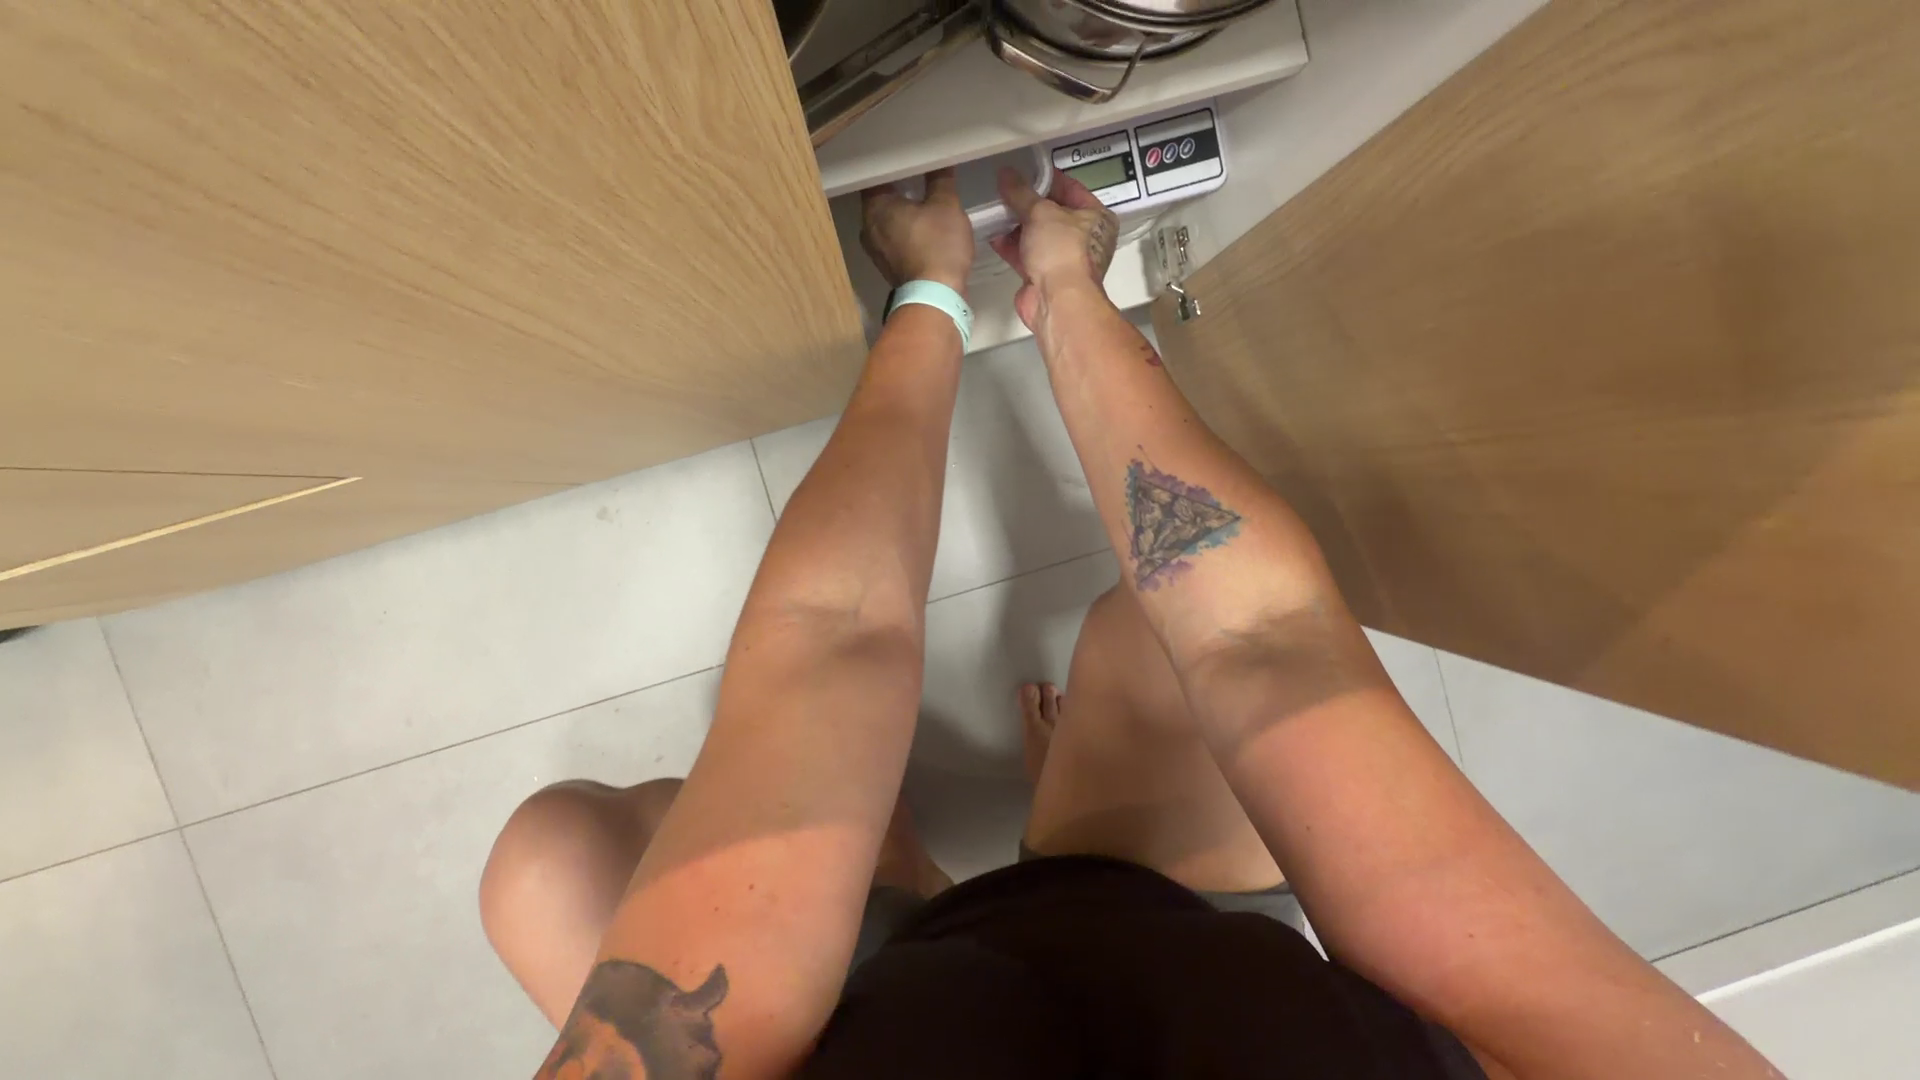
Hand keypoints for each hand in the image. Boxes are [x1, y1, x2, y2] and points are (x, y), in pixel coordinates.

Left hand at [860, 167, 974, 294]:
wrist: (935, 296)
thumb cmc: (938, 246)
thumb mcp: (946, 206)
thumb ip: (941, 180)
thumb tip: (941, 162)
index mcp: (874, 208)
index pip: (876, 176)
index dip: (893, 166)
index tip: (907, 159)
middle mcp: (867, 228)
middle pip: (880, 201)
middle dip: (897, 190)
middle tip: (916, 176)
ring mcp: (875, 251)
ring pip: (887, 223)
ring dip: (901, 214)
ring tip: (921, 201)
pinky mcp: (888, 268)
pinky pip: (894, 241)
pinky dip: (905, 233)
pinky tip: (921, 228)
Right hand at [991, 168, 1120, 328]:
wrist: (1056, 301)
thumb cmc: (1061, 250)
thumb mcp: (1040, 212)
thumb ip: (1021, 192)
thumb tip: (1006, 173)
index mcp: (1096, 217)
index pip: (1071, 188)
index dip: (1047, 177)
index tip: (1025, 169)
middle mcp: (1083, 238)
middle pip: (1052, 213)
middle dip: (1028, 203)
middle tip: (1005, 187)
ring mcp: (1063, 259)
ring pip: (1037, 235)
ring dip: (1016, 224)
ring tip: (995, 207)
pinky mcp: (1043, 276)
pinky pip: (1025, 254)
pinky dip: (1010, 245)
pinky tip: (992, 232)